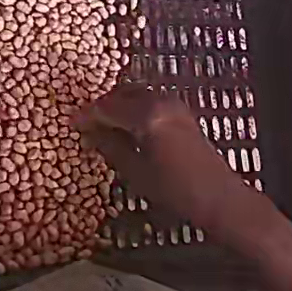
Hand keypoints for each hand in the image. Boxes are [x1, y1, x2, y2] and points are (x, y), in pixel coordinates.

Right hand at [73, 85, 256, 234]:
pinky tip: (129, 128)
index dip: (88, 115)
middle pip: (123, 94)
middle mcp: (161, 102)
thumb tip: (90, 132)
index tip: (73, 124)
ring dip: (120, 106)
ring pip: (138, 95)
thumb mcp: (136, 171)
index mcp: (147, 115)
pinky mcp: (183, 113)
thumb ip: (111, 146)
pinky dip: (136, 109)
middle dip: (103, 107)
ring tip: (105, 128)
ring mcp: (175, 105)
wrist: (218, 196)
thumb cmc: (175, 190)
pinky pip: (152, 102)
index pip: (108, 107)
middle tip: (87, 125)